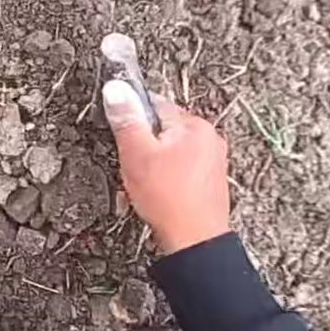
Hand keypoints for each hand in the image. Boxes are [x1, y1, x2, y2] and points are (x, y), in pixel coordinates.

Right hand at [103, 81, 231, 253]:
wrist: (195, 242)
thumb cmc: (168, 198)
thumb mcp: (136, 153)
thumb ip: (126, 119)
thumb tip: (116, 89)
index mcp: (194, 125)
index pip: (155, 106)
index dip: (134, 123)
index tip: (126, 139)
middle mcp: (209, 139)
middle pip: (163, 130)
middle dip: (144, 147)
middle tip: (136, 167)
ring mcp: (213, 161)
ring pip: (171, 152)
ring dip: (154, 164)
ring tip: (147, 185)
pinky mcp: (211, 182)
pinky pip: (182, 170)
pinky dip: (167, 179)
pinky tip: (159, 194)